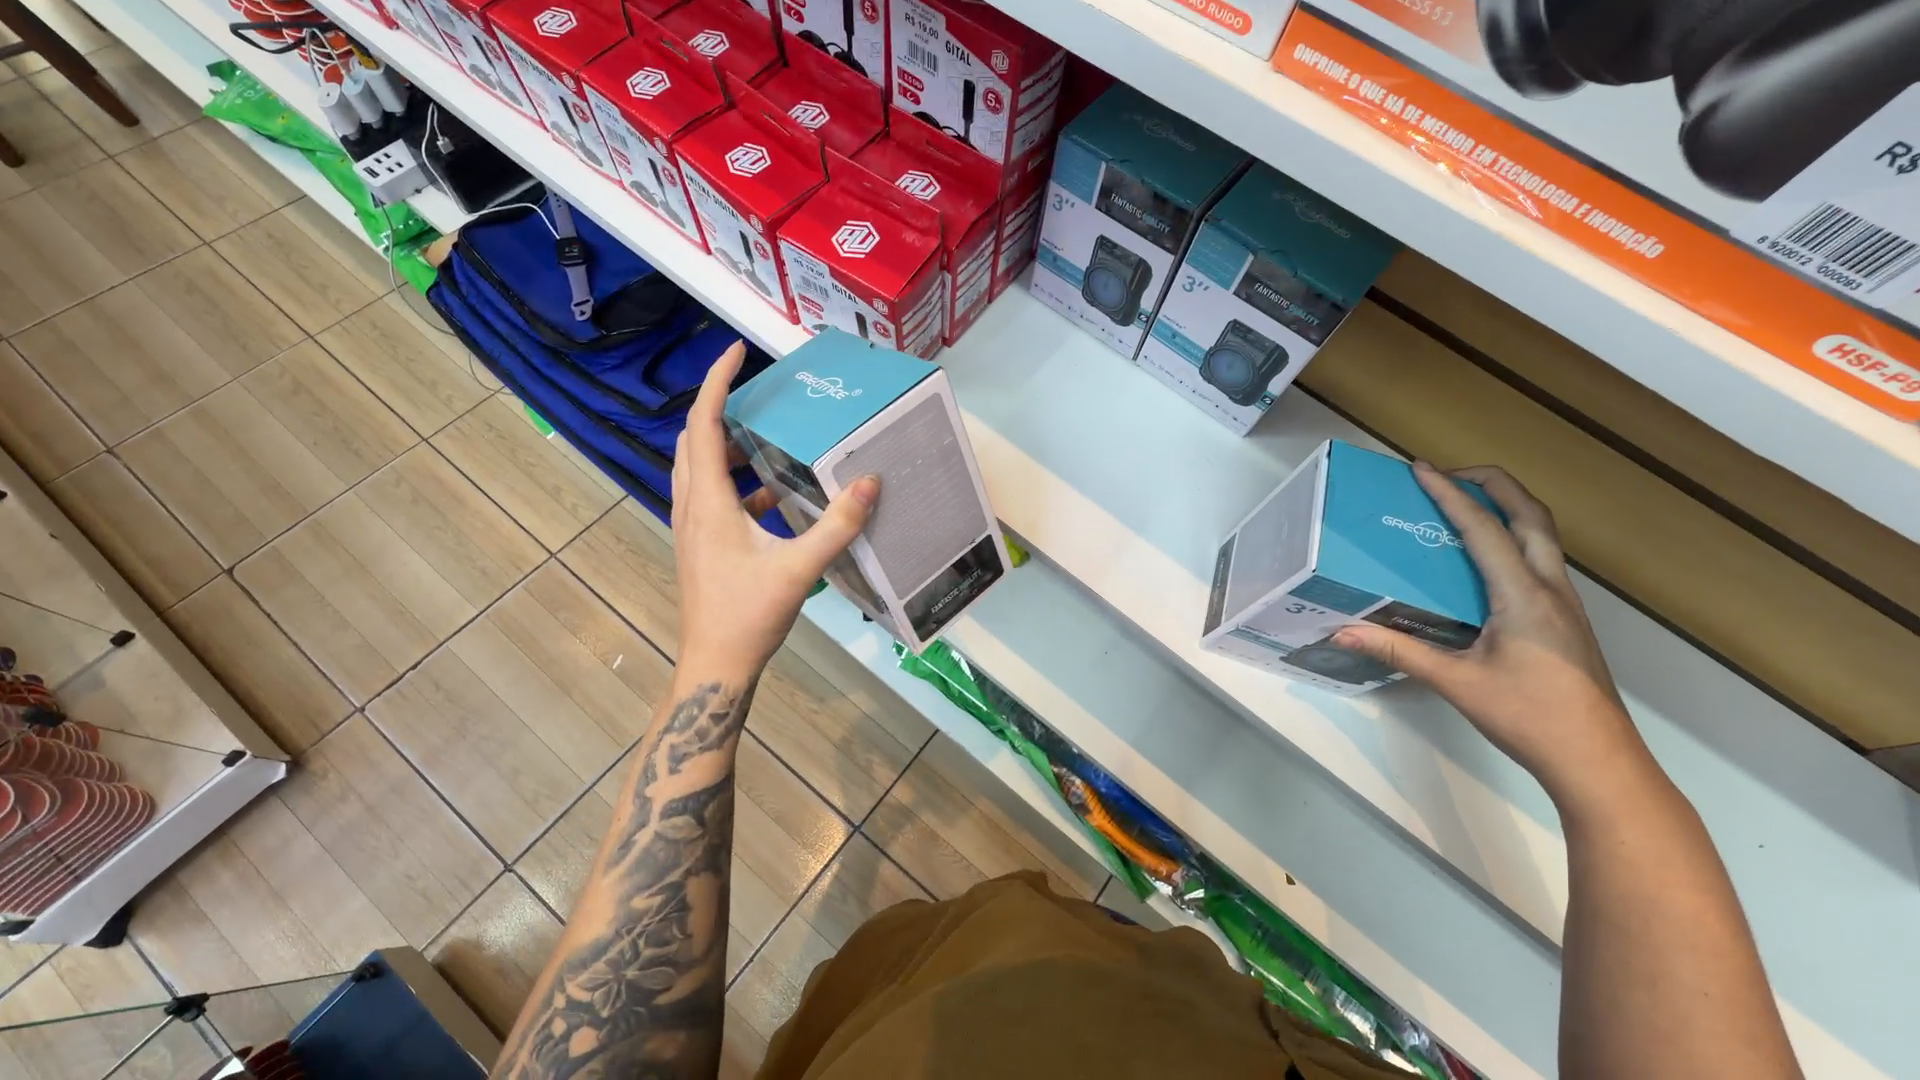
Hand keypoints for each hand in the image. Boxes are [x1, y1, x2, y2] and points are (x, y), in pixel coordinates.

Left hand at [670, 343, 878, 680]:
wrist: (715, 663)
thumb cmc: (750, 615)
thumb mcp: (801, 569)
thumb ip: (838, 526)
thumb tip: (870, 483)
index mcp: (709, 503)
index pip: (704, 425)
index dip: (715, 382)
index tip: (736, 352)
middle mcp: (691, 507)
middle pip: (693, 440)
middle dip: (718, 408)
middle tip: (754, 393)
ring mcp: (690, 528)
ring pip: (697, 468)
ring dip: (722, 444)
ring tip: (763, 435)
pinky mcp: (698, 545)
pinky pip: (708, 496)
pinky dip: (733, 481)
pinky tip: (769, 496)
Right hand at [1333, 463, 1652, 804]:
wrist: (1597, 760)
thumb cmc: (1529, 717)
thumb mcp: (1457, 683)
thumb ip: (1400, 651)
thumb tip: (1343, 631)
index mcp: (1524, 595)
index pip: (1483, 529)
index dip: (1450, 494)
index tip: (1421, 469)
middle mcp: (1551, 588)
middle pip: (1530, 515)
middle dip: (1493, 484)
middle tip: (1450, 475)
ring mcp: (1565, 604)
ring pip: (1542, 536)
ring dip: (1507, 509)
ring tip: (1465, 506)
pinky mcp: (1566, 620)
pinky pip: (1541, 560)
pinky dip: (1514, 539)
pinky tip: (1485, 563)